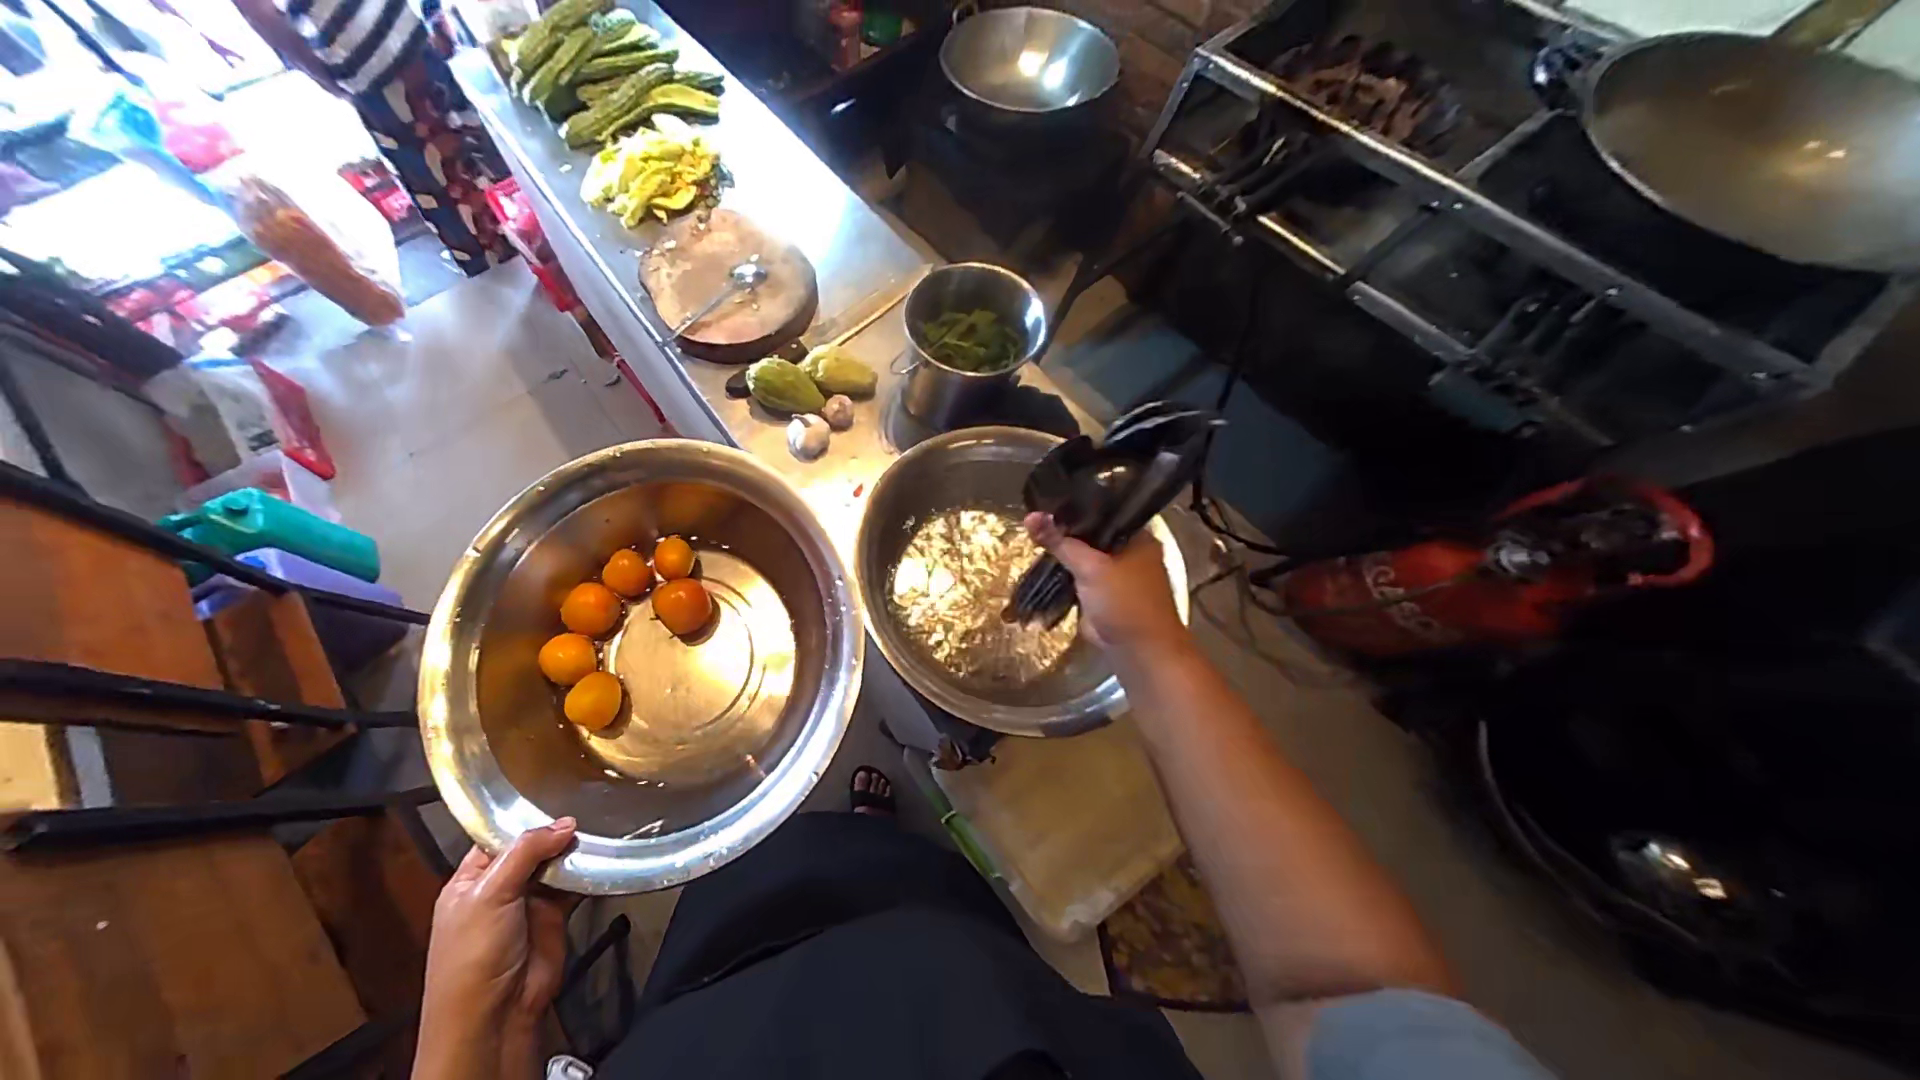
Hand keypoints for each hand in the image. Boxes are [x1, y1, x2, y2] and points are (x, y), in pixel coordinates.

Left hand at [415, 819, 576, 1079]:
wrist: (495, 1015)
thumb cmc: (474, 956)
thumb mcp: (490, 896)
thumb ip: (526, 853)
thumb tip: (567, 822)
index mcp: (472, 879)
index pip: (500, 837)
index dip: (526, 818)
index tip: (557, 793)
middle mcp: (501, 886)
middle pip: (534, 847)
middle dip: (557, 831)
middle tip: (589, 806)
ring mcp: (530, 900)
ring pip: (558, 863)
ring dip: (576, 850)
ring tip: (602, 827)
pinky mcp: (556, 914)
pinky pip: (576, 884)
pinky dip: (589, 872)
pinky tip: (604, 855)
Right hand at [1024, 512, 1186, 654]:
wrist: (1138, 651)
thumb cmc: (1124, 601)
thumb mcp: (1090, 566)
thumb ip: (1060, 542)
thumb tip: (1030, 516)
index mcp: (1139, 536)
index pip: (1105, 511)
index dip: (1077, 506)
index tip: (1047, 501)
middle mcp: (1130, 551)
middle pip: (1092, 535)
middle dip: (1066, 531)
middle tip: (1035, 519)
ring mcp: (1116, 575)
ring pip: (1084, 557)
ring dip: (1064, 554)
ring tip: (1033, 536)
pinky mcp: (1103, 595)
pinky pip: (1080, 578)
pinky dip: (1065, 574)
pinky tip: (1043, 562)